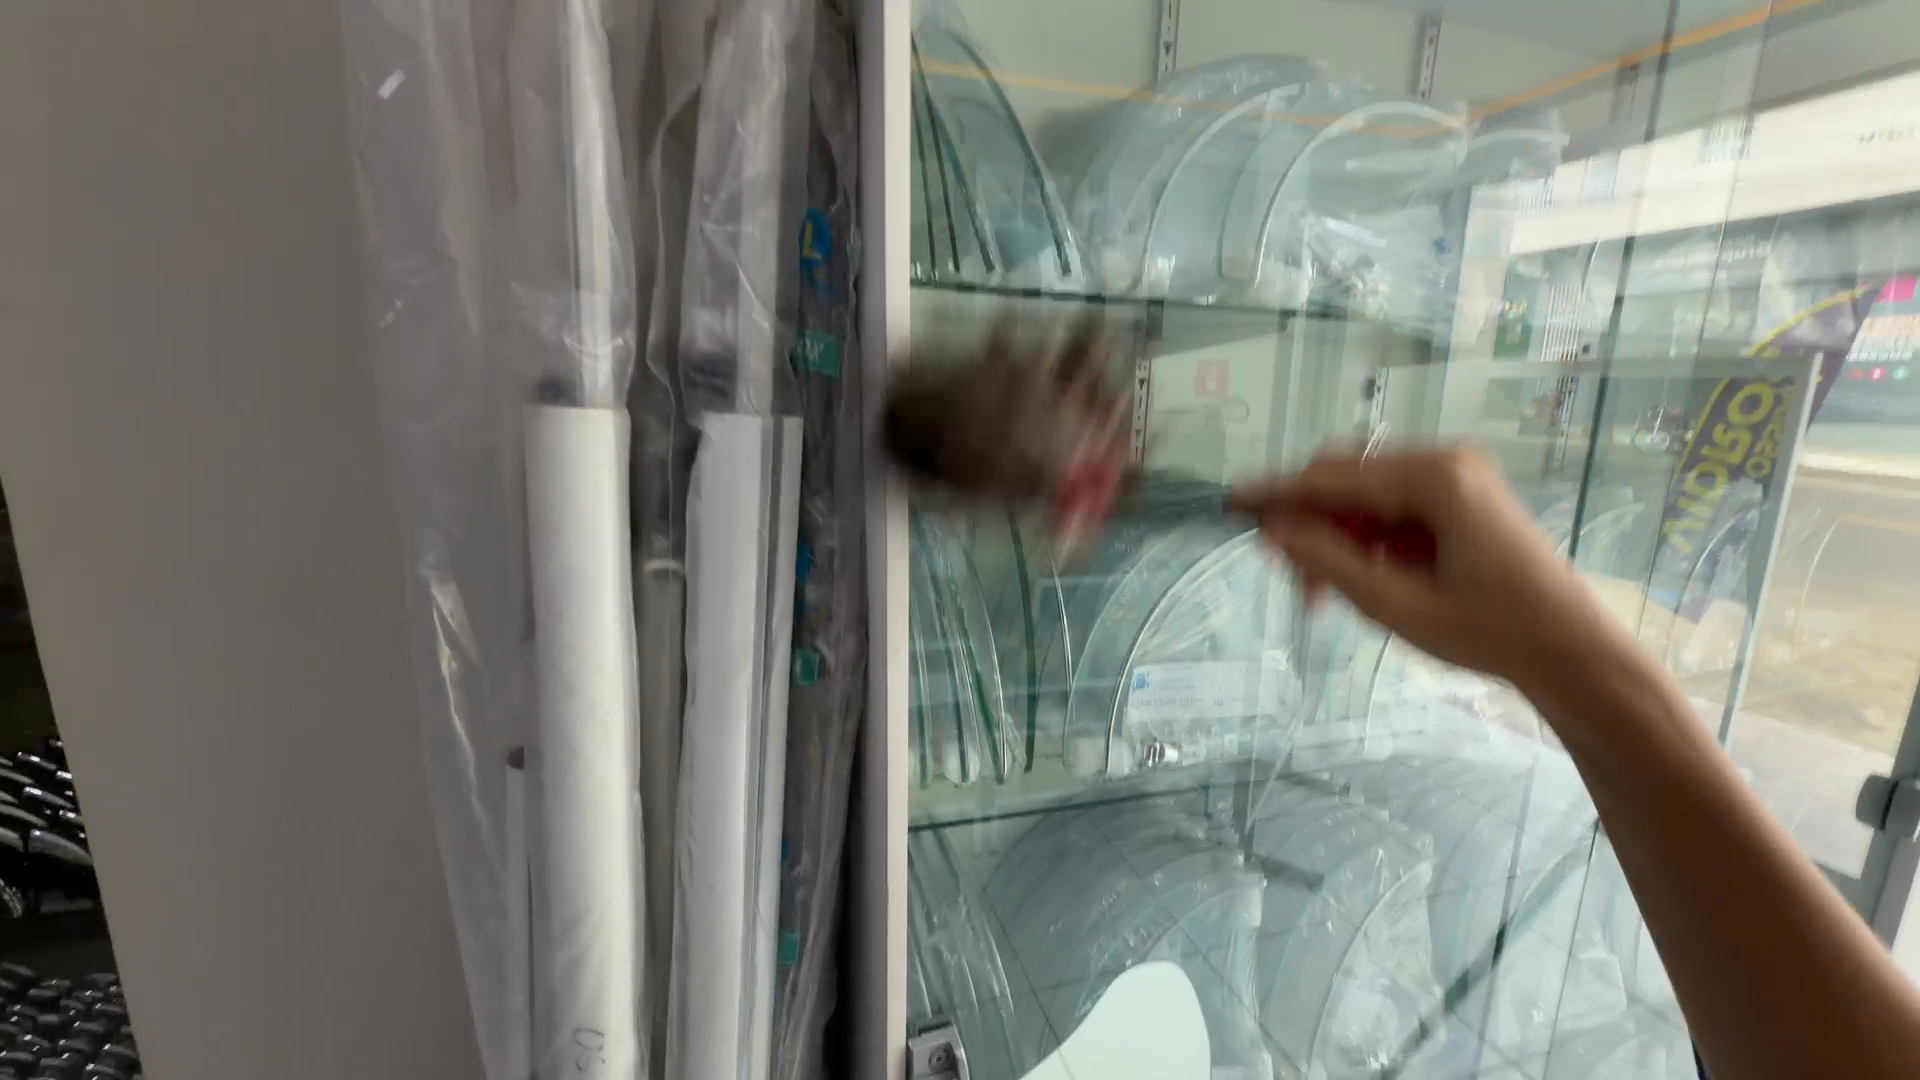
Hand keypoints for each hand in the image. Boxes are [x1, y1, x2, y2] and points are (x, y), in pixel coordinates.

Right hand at [1234, 447, 1629, 692]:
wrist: (1573, 654)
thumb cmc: (1488, 633)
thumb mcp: (1393, 603)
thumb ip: (1327, 559)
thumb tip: (1270, 529)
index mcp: (1435, 479)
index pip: (1332, 477)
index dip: (1277, 493)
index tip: (1231, 501)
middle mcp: (1443, 462)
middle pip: (1343, 476)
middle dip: (1306, 519)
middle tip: (1284, 570)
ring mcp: (1453, 478)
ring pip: (1359, 493)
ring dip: (1329, 533)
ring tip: (1317, 590)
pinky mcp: (1455, 499)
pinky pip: (1384, 506)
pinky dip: (1357, 537)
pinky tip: (1348, 575)